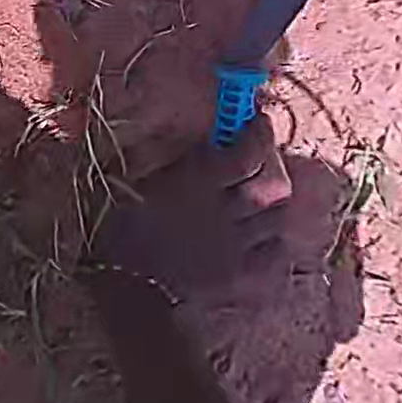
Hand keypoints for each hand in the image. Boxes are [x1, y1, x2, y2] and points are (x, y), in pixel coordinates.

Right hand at [88, 114, 294, 301]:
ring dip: (269, 204)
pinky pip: (278, 252)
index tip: (258, 121)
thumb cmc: (123, 225)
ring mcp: (240, 246)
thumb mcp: (139, 181)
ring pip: (278, 218)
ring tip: (253, 200)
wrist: (128, 281)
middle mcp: (226, 212)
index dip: (259, 133)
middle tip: (257, 159)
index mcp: (198, 184)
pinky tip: (257, 238)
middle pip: (272, 184)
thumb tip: (208, 140)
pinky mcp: (245, 275)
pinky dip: (273, 242)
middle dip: (268, 166)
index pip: (248, 154)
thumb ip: (177, 161)